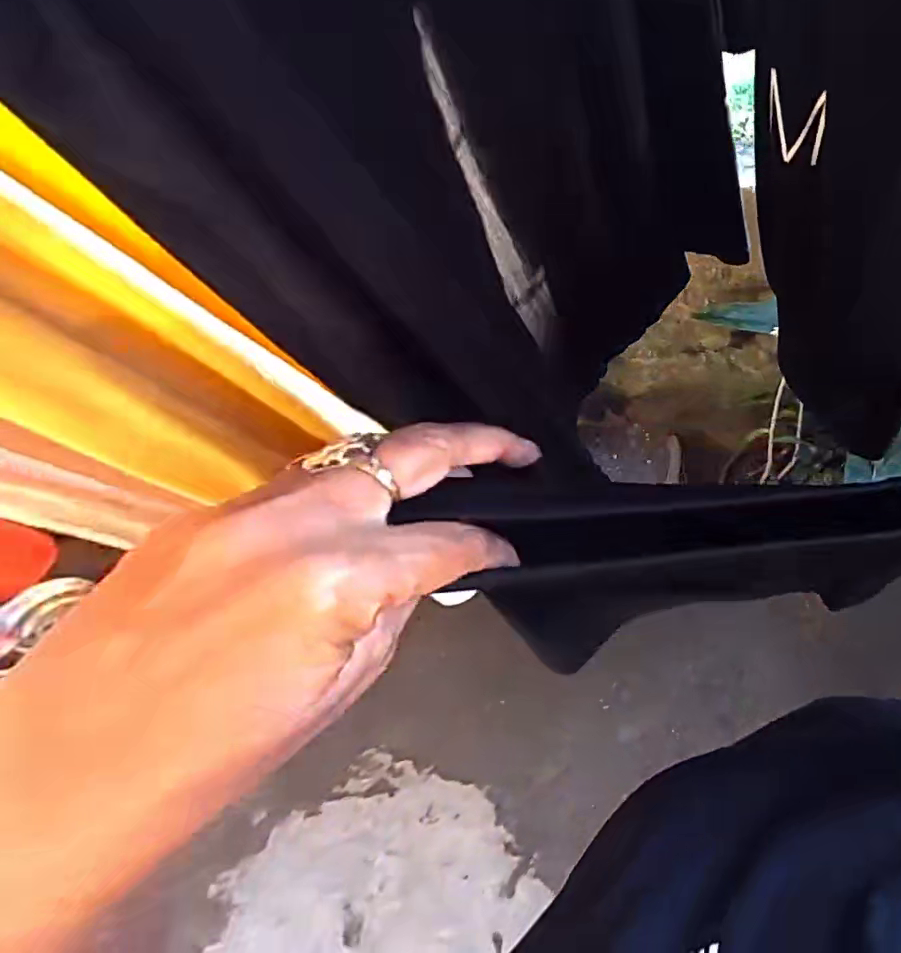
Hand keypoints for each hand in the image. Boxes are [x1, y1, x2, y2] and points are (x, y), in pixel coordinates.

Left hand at [0, 423, 537, 945]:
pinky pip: (294, 489)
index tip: (509, 554)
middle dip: (479, 445)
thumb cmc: (225, 747)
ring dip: (411, 462)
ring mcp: (232, 514)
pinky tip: (363, 514)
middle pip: (408, 454)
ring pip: (350, 460)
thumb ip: (400, 601)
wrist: (50, 785)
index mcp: (336, 579)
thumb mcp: (351, 675)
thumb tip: (434, 567)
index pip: (448, 541)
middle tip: (520, 452)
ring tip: (454, 472)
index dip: (491, 548)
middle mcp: (287, 526)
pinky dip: (346, 492)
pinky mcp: (194, 521)